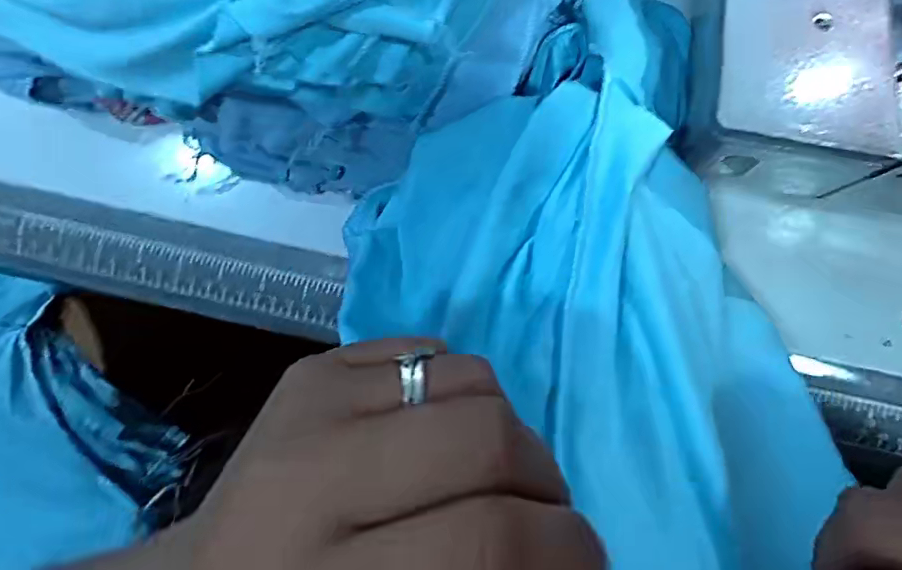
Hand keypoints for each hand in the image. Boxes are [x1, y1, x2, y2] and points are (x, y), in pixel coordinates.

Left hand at [77, 338, 603, 569]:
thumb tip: (563, 554)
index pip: (484, 537)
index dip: (563, 549)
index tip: (591, 561)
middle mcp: (311, 478)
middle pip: (485, 436)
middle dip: (546, 481)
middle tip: (551, 518)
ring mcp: (310, 404)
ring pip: (471, 378)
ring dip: (510, 432)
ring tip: (498, 477)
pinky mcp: (315, 367)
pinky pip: (432, 351)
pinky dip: (461, 397)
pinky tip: (443, 441)